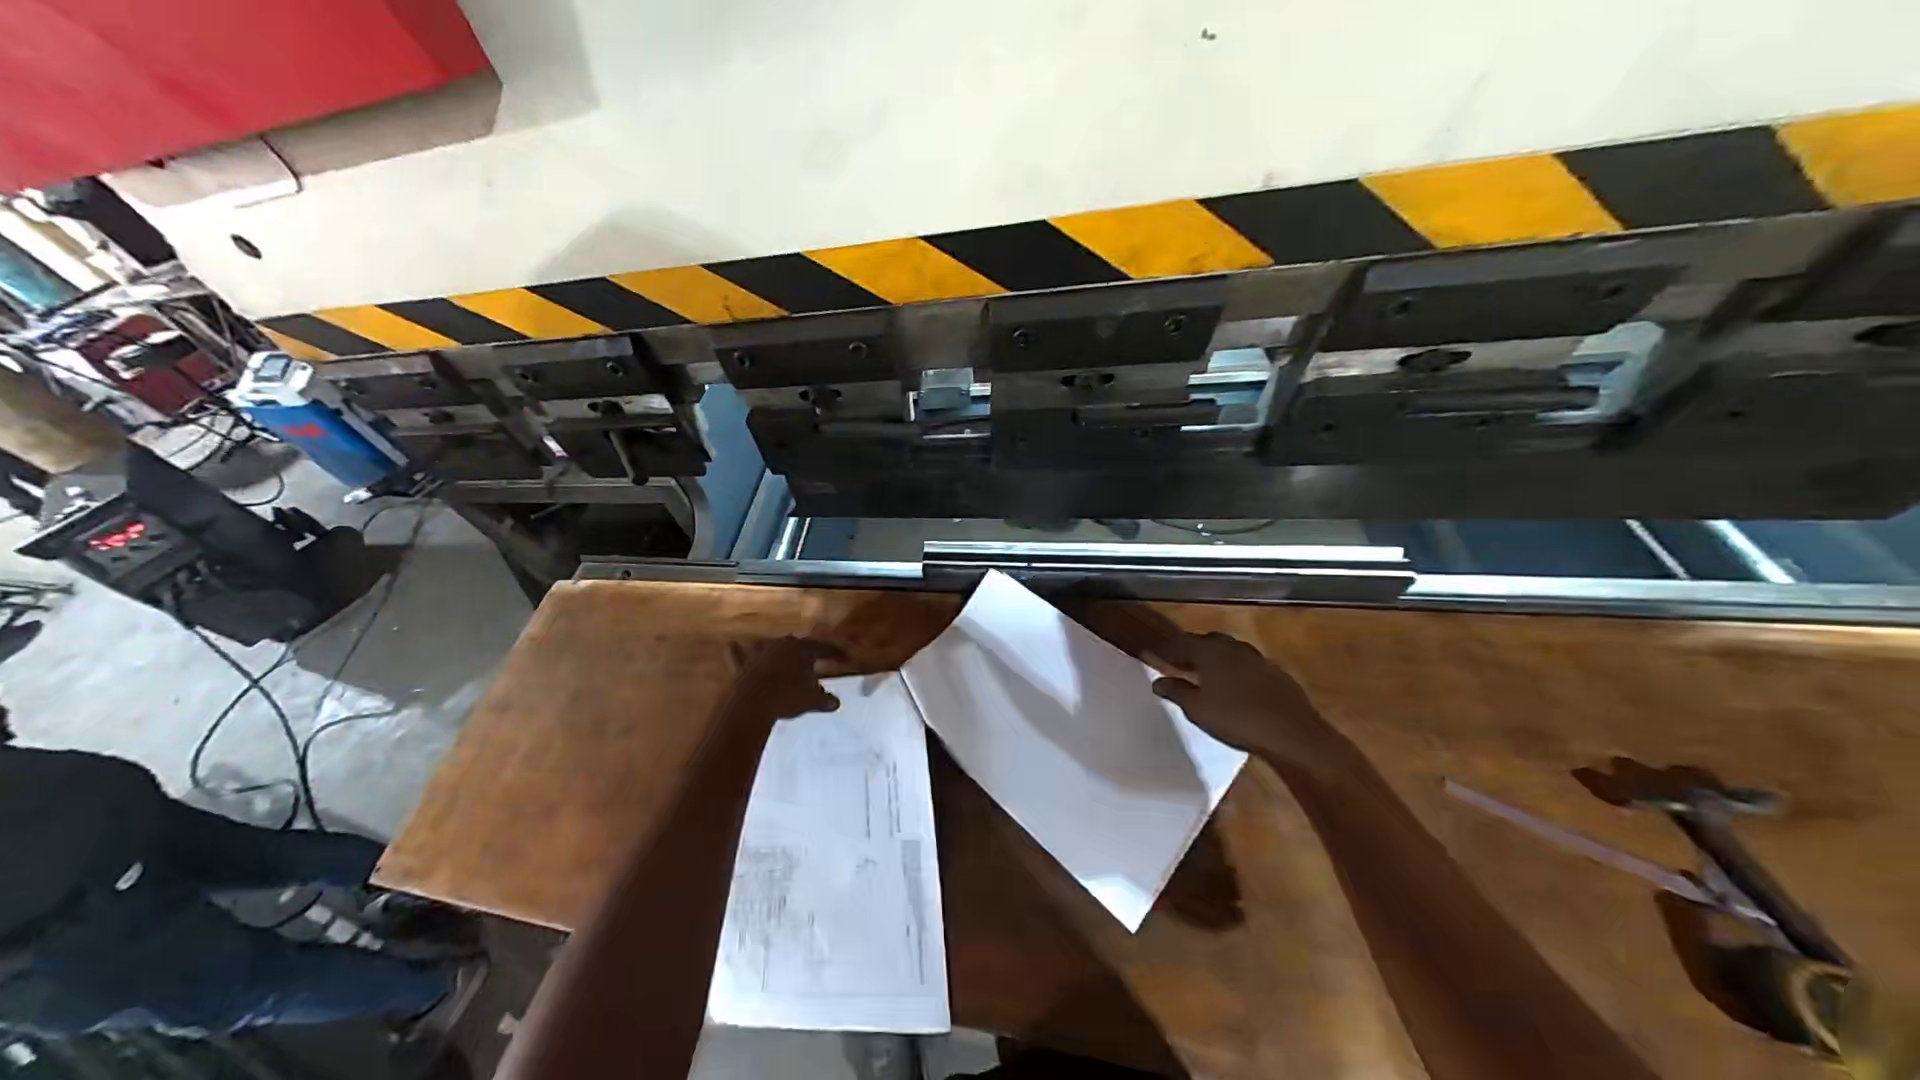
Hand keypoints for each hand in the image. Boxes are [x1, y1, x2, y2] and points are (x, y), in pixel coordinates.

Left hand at [725, 637, 843, 720]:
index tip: (841, 657)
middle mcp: (781, 645)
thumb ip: (826, 699)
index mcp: (802, 649)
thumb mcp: (813, 700)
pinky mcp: (743, 665)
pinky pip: (739, 654)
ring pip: (771, 646)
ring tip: (784, 657)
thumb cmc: (789, 698)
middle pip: (797, 644)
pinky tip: (731, 643)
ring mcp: (760, 653)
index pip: (822, 647)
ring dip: (778, 651)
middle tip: (813, 660)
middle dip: (806, 651)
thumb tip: (835, 702)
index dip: (833, 653)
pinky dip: (737, 650)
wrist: (754, 706)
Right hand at [1148, 631, 1353, 774]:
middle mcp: (1233, 648)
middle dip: (1191, 650)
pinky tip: (1234, 686)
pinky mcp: (1275, 672)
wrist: (1293, 733)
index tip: (1154, 656)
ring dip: (1214, 658)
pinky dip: (1234, 669)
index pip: (1182, 643)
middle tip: (1179, 664)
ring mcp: (1257, 658)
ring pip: (1229, 651)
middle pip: (1207, 642)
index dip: (1167, 650)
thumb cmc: (1237, 719)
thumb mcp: (1198, 709)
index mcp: (1211, 652)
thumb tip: (1157, 681)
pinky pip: (1246, 664)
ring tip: (1205, 674)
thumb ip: (1176, 692)